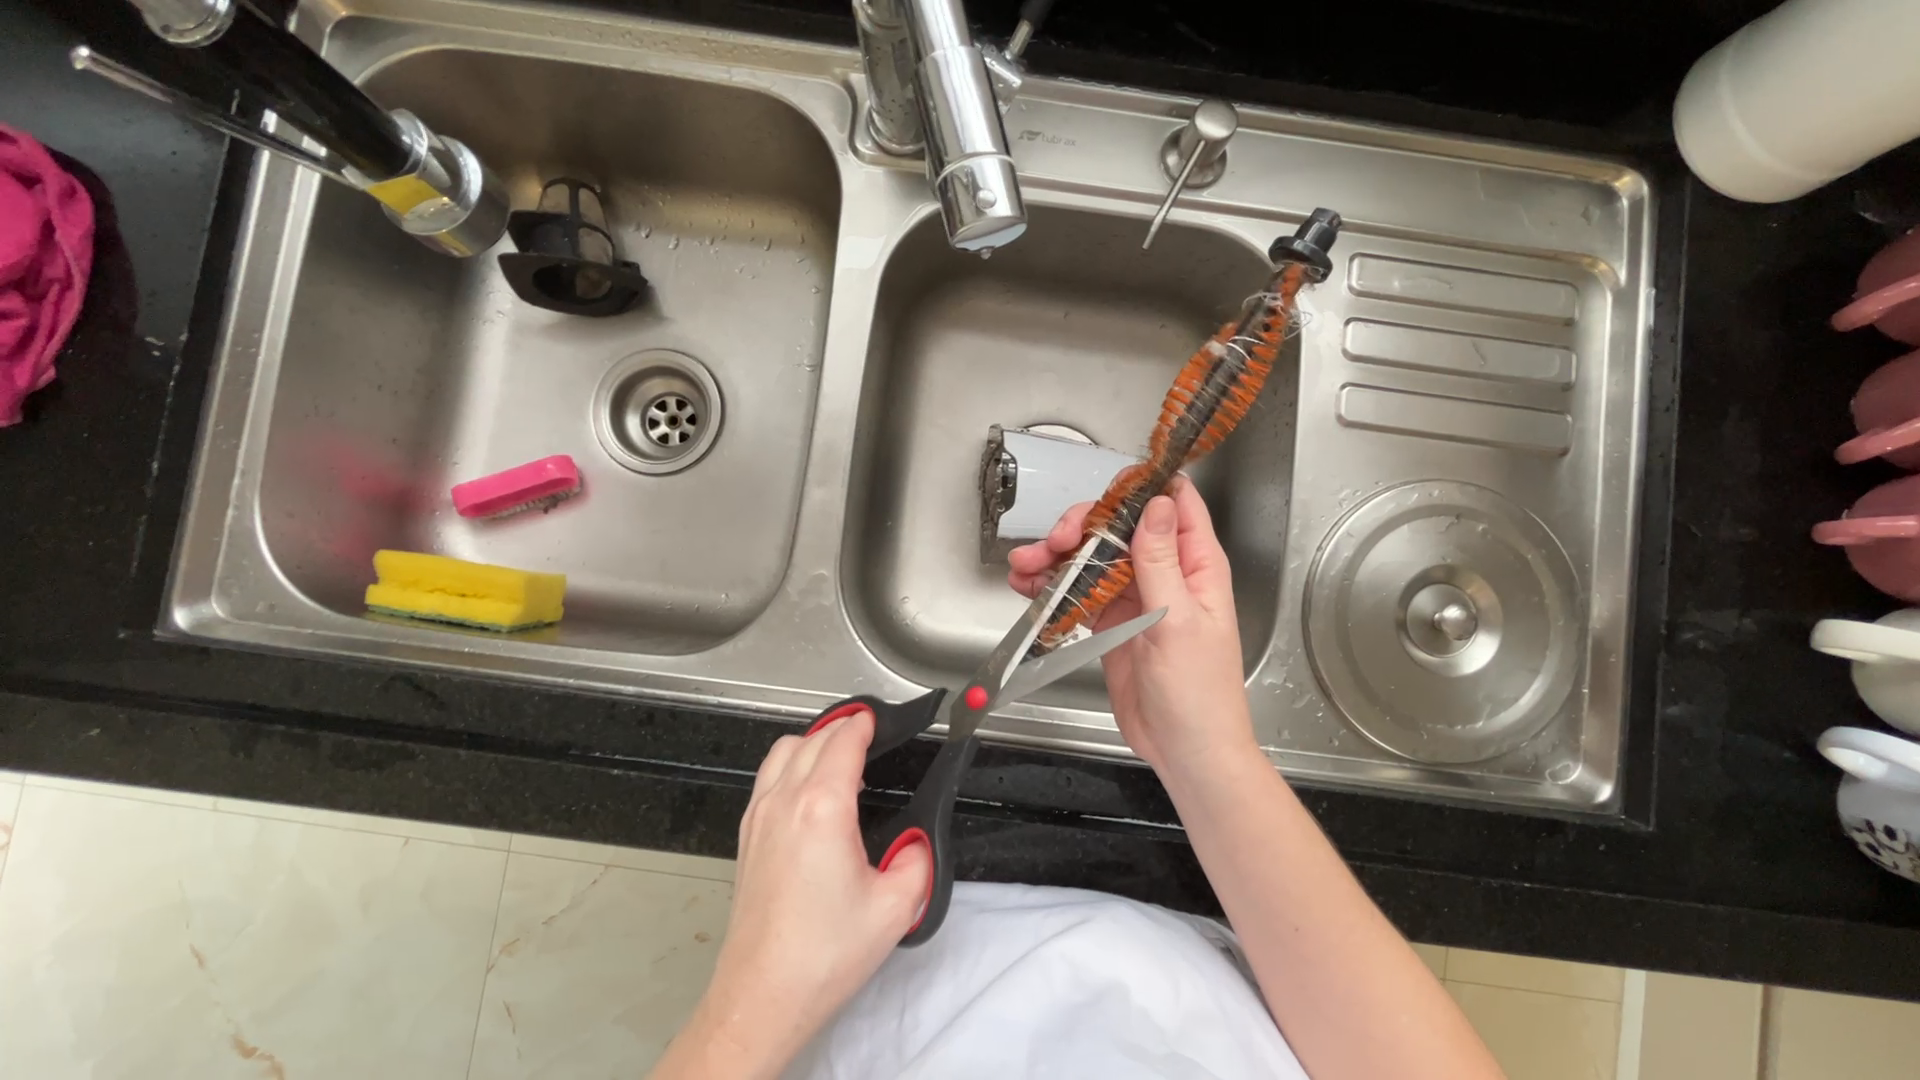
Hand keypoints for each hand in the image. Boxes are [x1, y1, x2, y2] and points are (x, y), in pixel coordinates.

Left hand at [656, 711, 929, 1078]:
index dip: (865, 723)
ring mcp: (759, 817)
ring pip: (783, 750)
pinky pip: (767, 777)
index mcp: (822, 809)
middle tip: (869, 732)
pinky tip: (809, 787)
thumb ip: (918, 859)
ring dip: (813, 740)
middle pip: (813, 737)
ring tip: (839, 753)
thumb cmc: (822, 955)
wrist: (763, 995)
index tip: (879, 718)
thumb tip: (916, 841)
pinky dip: (790, 763)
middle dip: (844, 726)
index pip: (843, 741)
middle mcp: (784, 802)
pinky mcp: (747, 837)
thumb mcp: (897, 906)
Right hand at [1007, 475, 1259, 777]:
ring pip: (1092, 559)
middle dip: (1081, 528)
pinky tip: (1027, 587)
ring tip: (1023, 566)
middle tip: (1052, 542)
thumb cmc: (1198, 692)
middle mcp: (1166, 574)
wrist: (1185, 749)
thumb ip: (1161, 562)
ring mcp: (1136, 598)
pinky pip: (1079, 594)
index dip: (1139, 490)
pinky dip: (1052, 588)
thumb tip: (1157, 504)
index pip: (1175, 506)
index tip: (1102, 492)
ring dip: (1056, 557)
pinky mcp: (1112, 623)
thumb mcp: (1177, 621)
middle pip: (1120, 528)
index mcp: (1195, 566)